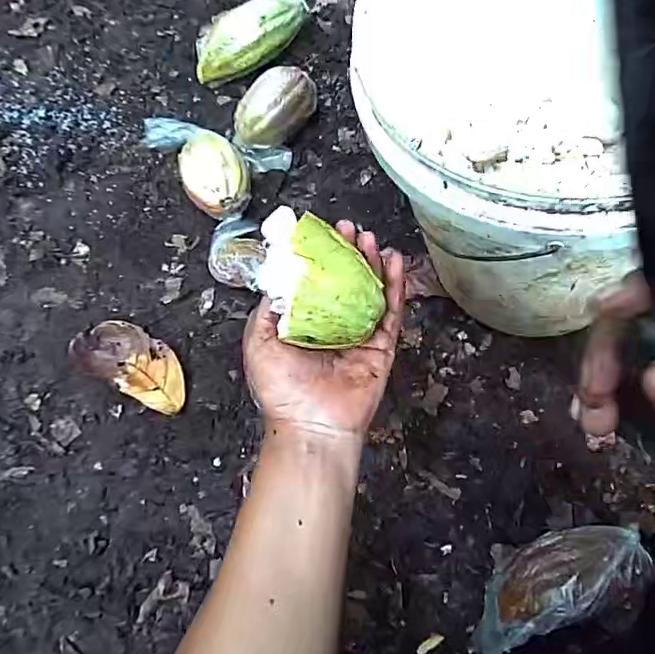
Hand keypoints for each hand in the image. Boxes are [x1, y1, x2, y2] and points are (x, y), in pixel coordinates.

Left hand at [243, 220, 405, 448]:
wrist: (311, 424)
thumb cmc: (283, 390)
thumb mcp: (259, 341)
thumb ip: (269, 308)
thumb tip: (279, 276)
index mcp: (308, 324)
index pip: (319, 282)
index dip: (322, 256)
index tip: (322, 234)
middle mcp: (336, 326)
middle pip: (348, 281)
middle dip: (349, 253)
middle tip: (349, 229)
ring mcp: (361, 335)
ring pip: (372, 290)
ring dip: (372, 262)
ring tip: (370, 238)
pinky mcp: (382, 346)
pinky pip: (392, 310)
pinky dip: (395, 284)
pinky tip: (393, 261)